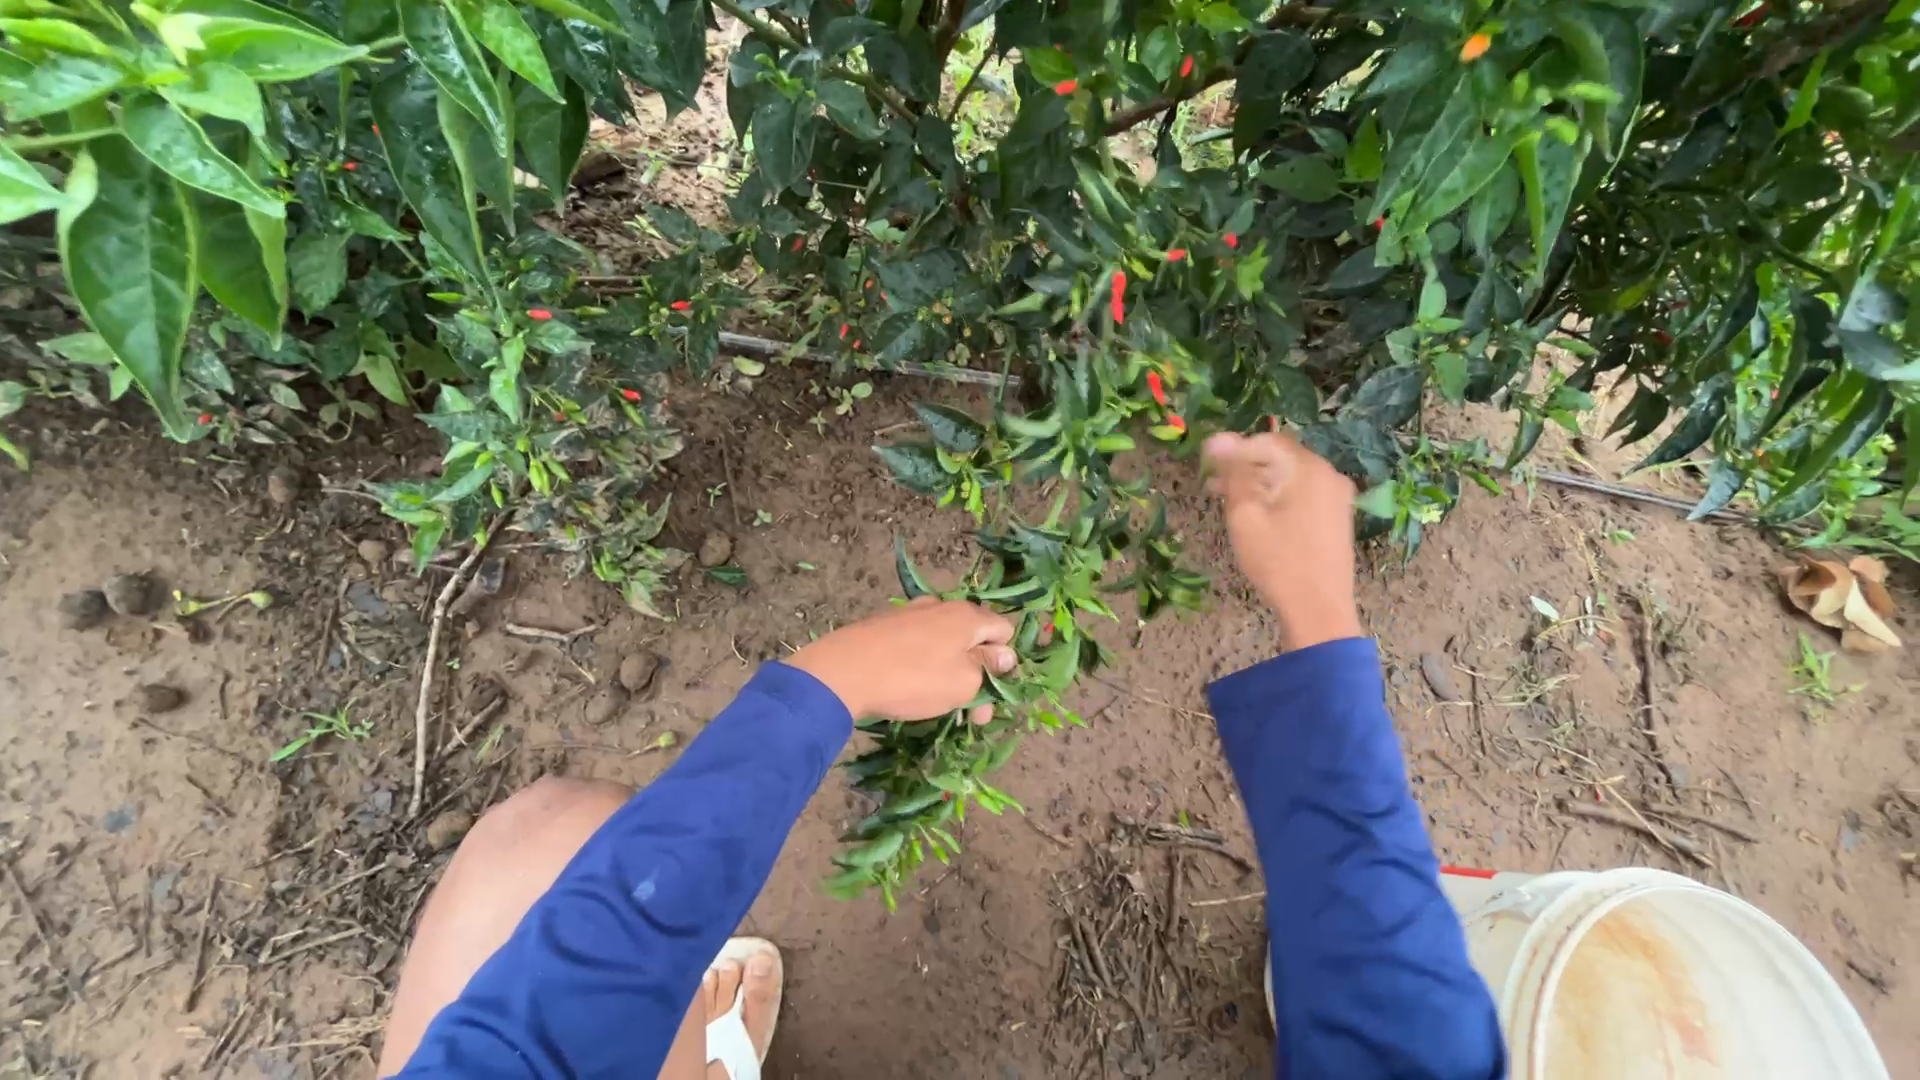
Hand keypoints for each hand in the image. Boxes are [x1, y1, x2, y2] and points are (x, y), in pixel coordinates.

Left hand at [787, 597, 1016, 721]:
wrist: (844, 671)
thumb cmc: (914, 678)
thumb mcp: (964, 682)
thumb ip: (989, 668)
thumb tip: (1005, 655)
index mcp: (967, 615)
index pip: (1004, 629)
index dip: (1006, 660)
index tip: (994, 690)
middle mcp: (941, 606)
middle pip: (973, 637)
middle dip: (978, 673)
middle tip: (972, 713)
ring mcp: (910, 614)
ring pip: (944, 642)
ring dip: (951, 671)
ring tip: (941, 705)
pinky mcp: (885, 626)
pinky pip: (918, 644)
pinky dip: (923, 664)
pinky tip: (911, 688)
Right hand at [1203, 431, 1363, 650]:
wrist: (1318, 608)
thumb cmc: (1277, 560)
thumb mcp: (1246, 515)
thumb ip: (1235, 473)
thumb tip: (1218, 438)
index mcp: (1308, 469)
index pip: (1267, 441)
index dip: (1234, 449)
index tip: (1206, 466)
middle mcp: (1329, 475)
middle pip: (1280, 457)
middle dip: (1245, 466)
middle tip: (1212, 485)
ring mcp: (1337, 496)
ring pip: (1290, 477)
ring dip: (1259, 483)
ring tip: (1228, 501)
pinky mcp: (1337, 516)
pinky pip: (1302, 493)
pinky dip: (1277, 497)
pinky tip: (1257, 516)